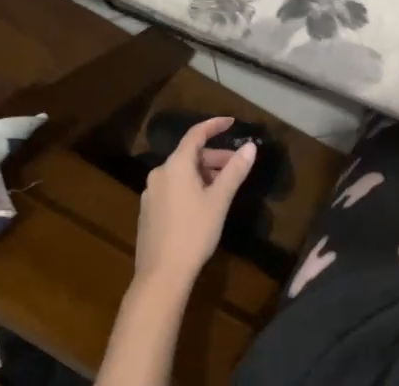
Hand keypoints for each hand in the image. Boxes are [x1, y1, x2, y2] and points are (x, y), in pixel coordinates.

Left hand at [133, 116, 257, 291]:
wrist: (161, 275)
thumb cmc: (194, 232)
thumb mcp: (219, 200)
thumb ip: (235, 171)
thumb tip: (250, 147)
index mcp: (175, 165)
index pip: (196, 134)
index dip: (214, 125)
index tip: (232, 123)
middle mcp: (159, 174)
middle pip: (189, 155)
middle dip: (215, 158)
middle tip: (237, 166)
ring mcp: (150, 193)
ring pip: (181, 174)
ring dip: (203, 174)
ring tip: (224, 187)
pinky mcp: (148, 212)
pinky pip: (173, 188)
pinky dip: (190, 187)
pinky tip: (203, 205)